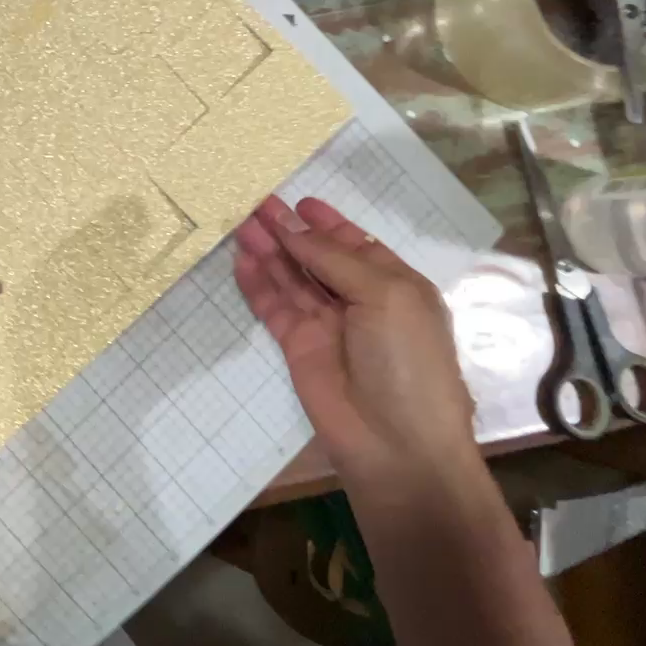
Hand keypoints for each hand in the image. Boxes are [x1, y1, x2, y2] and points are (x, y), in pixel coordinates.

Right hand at [233, 196, 480, 495]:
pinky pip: (273, 306)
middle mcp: (359, 300)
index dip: (327, 223)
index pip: (356, 244)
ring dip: (268, 250)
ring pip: (291, 277)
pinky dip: (257, 284)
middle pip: (316, 257)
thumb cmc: (406, 361)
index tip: (297, 201)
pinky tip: (241, 260)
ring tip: (240, 222)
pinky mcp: (297, 346)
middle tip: (255, 203)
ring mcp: (326, 324)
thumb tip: (290, 226)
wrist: (395, 444)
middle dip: (289, 230)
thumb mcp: (384, 295)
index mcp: (394, 285)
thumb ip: (332, 257)